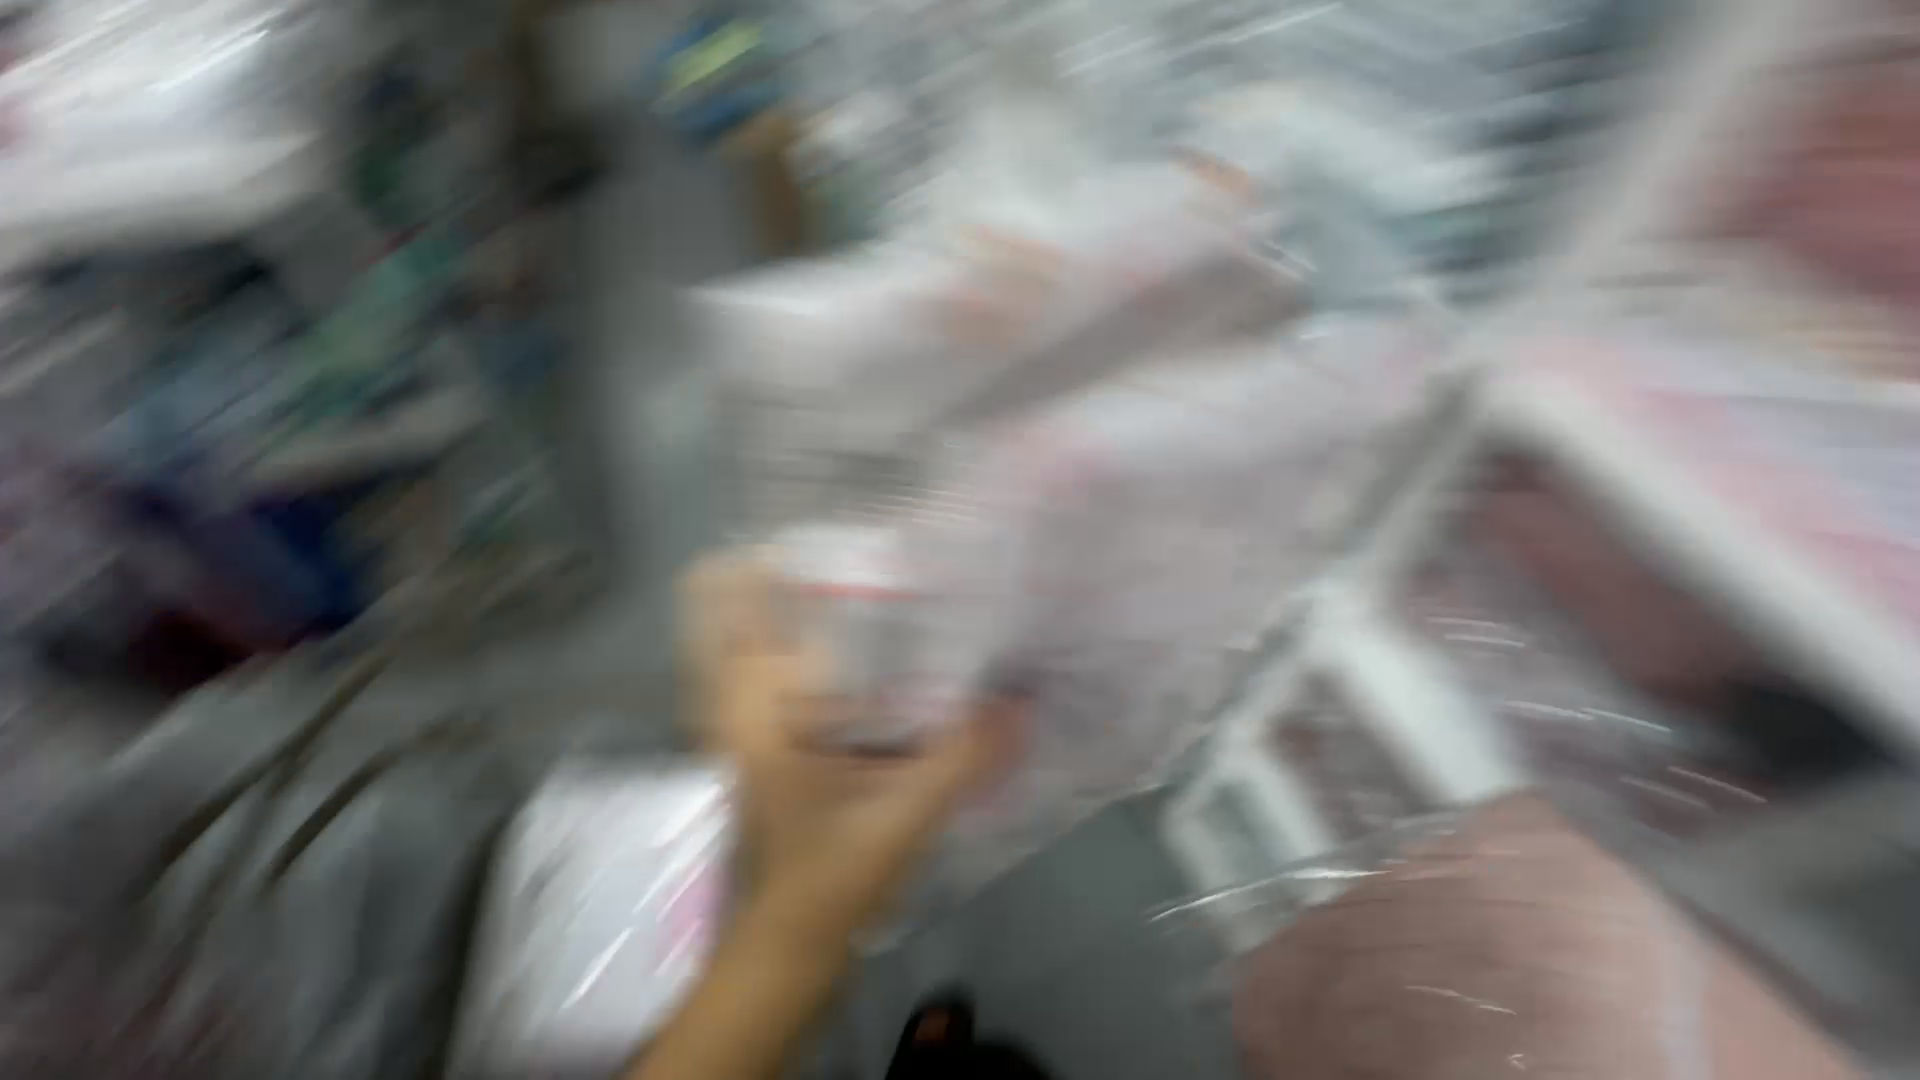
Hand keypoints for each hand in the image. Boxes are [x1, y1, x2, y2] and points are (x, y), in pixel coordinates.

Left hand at [682, 552, 1020, 945]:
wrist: (792, 942)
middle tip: (846, 553)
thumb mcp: (904, 815)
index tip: (826, 533)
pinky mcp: (755, 744)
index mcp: (753, 709)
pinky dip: (785, 644)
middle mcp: (732, 706)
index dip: (766, 557)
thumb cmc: (831, 877)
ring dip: (776, 604)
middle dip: (773, 571)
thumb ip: (963, 756)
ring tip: (845, 584)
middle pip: (718, 608)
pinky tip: (846, 648)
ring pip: (731, 638)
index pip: (731, 605)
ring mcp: (736, 726)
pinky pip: (754, 672)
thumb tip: (1022, 703)